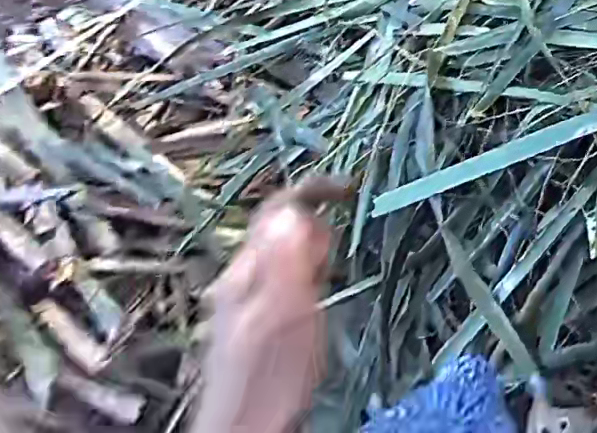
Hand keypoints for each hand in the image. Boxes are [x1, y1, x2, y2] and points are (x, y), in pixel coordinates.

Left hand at [191, 179, 345, 432]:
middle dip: (318, 226)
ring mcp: (250, 293)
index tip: (353, 189)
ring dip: (316, 249)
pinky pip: (291, 269)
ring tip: (329, 278)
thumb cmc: (272, 373)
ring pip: (290, 246)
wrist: (249, 431)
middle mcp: (243, 274)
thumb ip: (287, 258)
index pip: (279, 206)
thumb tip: (295, 209)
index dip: (316, 189)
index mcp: (246, 268)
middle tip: (334, 255)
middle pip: (286, 223)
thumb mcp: (285, 308)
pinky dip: (312, 268)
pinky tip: (319, 294)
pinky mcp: (262, 312)